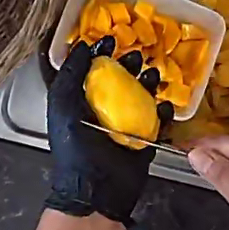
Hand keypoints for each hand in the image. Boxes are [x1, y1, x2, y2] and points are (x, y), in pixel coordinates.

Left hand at [44, 37, 173, 224]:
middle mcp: (105, 112)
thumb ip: (71, 74)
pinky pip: (159, 122)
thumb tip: (82, 46)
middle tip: (138, 57)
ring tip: (154, 77)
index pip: (95, 71)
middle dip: (132, 65)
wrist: (97, 189)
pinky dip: (165, 113)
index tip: (113, 40)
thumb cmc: (76, 147)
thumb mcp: (63, 104)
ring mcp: (125, 127)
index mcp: (82, 102)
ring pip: (144, 98)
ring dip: (151, 85)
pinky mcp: (144, 141)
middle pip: (123, 80)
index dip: (104, 54)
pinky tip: (165, 106)